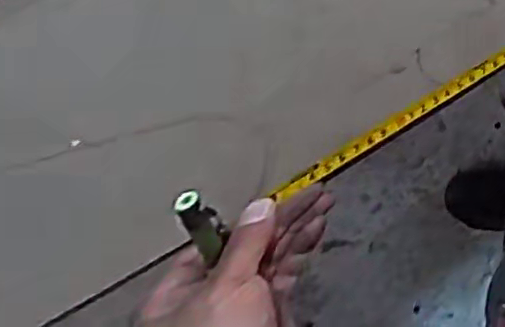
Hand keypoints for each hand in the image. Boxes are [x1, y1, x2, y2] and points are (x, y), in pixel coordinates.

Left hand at [140, 186, 332, 326]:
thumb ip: (246, 242)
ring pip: (272, 254)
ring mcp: (240, 306)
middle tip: (317, 191)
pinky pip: (285, 270)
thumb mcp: (227, 288)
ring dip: (301, 226)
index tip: (282, 195)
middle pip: (251, 243)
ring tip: (326, 202)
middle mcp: (208, 296)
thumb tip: (262, 203)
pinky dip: (303, 247)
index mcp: (179, 294)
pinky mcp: (266, 313)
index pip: (215, 241)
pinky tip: (318, 227)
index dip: (250, 218)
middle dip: (286, 216)